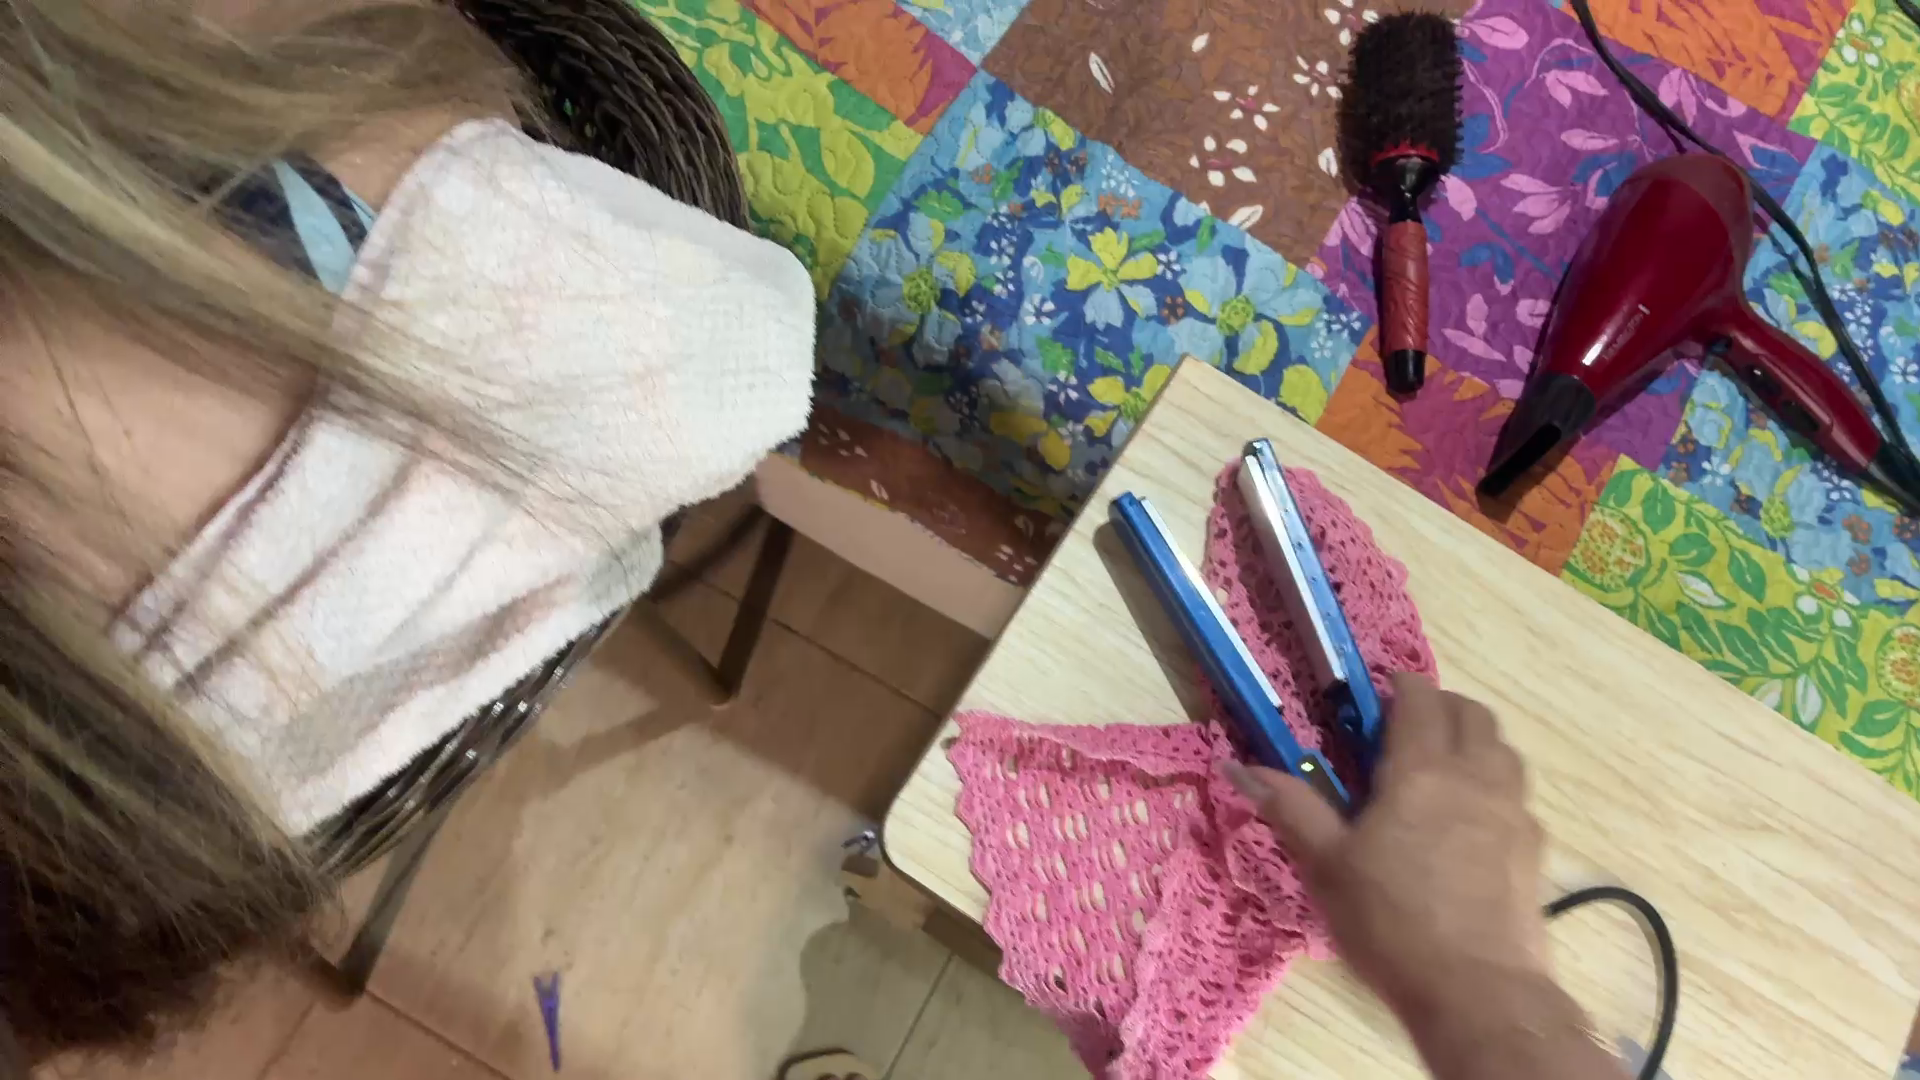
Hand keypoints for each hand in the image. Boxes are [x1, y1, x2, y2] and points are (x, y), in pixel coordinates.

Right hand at [1226, 673, 1548, 1022]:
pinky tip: (1467, 815)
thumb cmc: (1390, 920)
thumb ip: (1288, 806)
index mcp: (1421, 773)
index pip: (1421, 702)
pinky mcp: (1534, 852)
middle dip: (1440, 704)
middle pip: (1473, 715)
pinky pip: (1517, 793)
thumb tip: (1235, 766)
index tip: (1378, 689)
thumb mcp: (1325, 862)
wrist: (1480, 997)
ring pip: (1504, 750)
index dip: (1401, 685)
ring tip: (1437, 761)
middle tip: (1403, 722)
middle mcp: (1475, 781)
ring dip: (1472, 739)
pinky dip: (1493, 781)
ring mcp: (1513, 816)